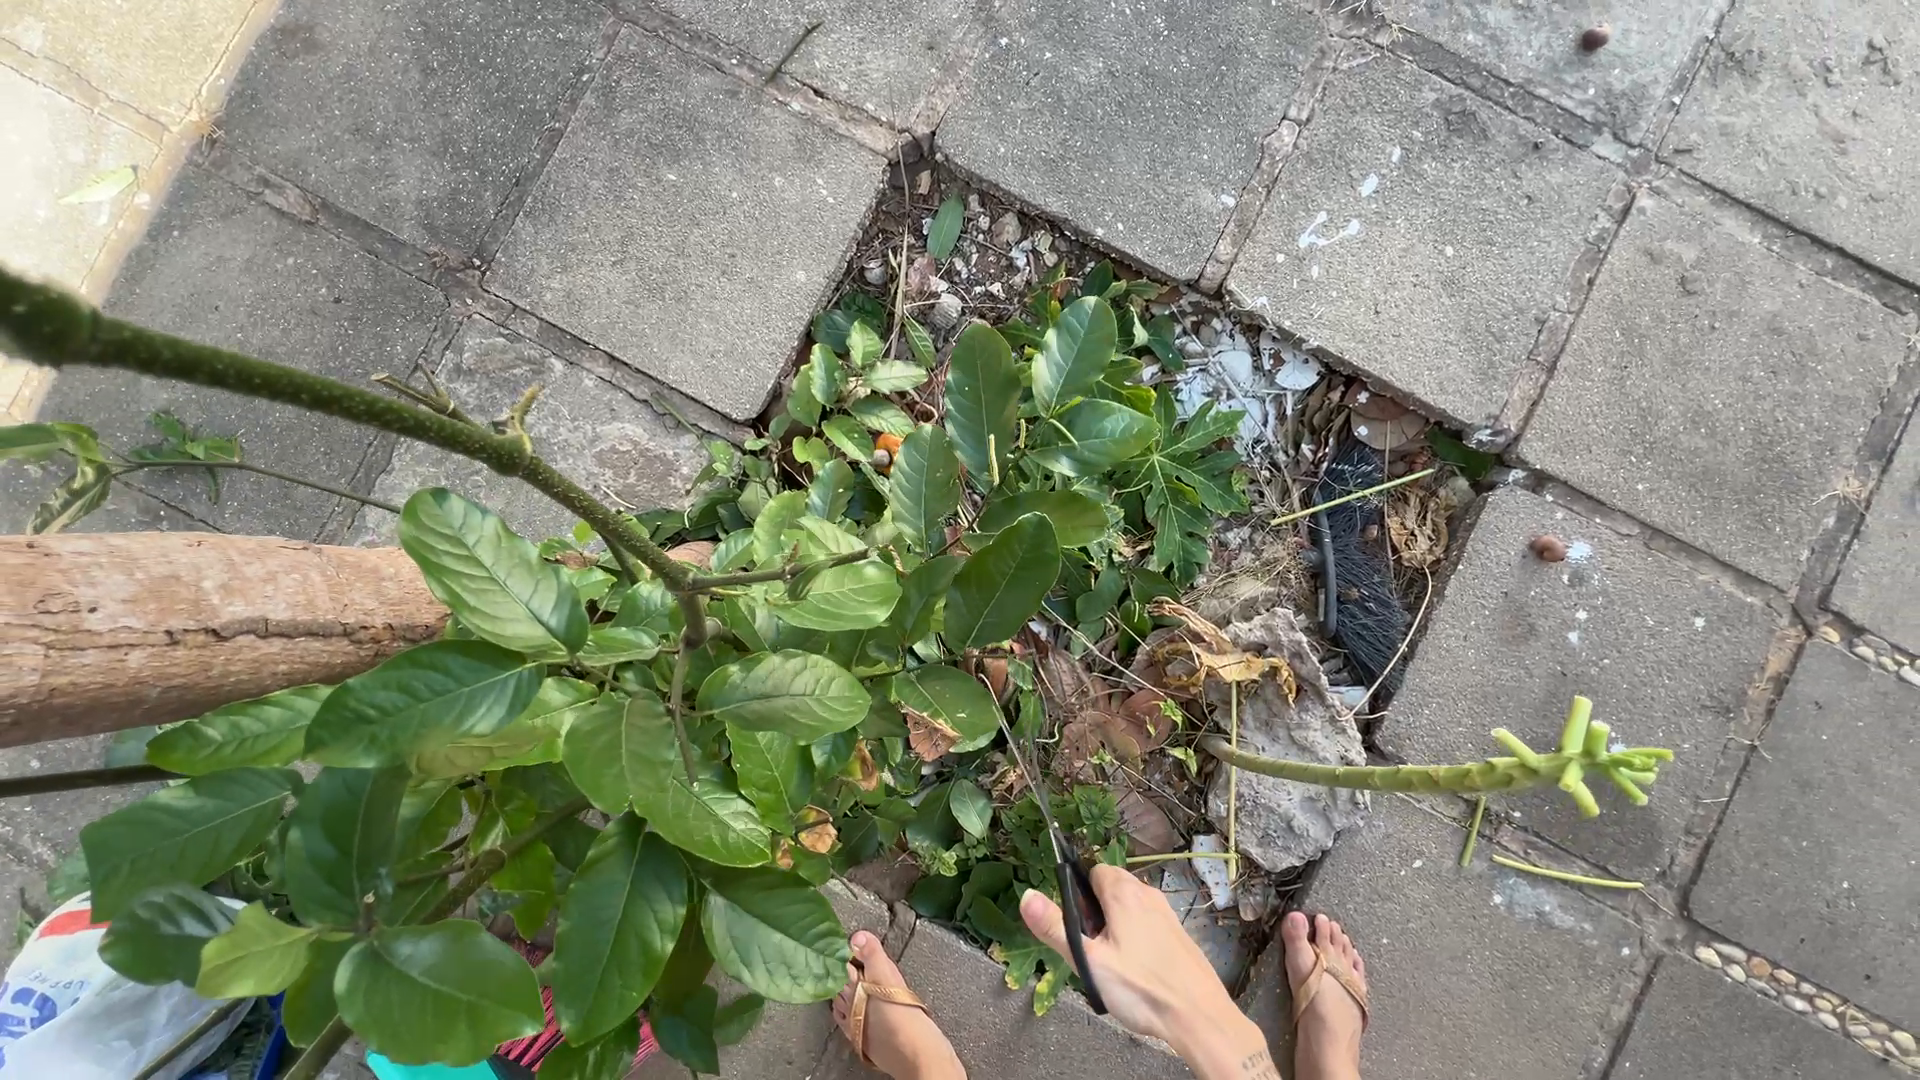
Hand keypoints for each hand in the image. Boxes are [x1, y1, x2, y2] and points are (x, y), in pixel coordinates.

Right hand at [1020, 865, 1269, 1077]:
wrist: (1200, 1018)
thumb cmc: (1141, 988)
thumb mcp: (1089, 961)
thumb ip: (1055, 927)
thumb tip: (1026, 896)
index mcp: (1123, 893)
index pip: (1094, 870)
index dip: (1081, 894)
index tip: (1080, 926)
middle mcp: (1146, 894)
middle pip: (1112, 886)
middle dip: (1097, 910)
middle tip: (1094, 949)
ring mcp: (1166, 913)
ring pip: (1131, 906)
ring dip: (1117, 925)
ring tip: (1114, 964)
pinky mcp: (1179, 934)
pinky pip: (1148, 923)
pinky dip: (1137, 937)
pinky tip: (1138, 971)